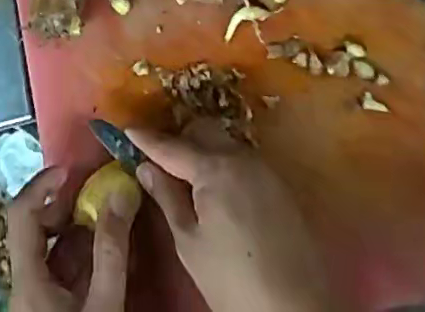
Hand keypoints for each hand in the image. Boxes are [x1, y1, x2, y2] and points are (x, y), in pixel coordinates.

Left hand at [7, 166, 139, 311]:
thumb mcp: (104, 304)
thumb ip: (111, 250)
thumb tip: (122, 191)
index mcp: (27, 279)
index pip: (21, 213)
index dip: (41, 185)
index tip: (68, 170)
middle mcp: (25, 284)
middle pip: (38, 229)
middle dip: (68, 207)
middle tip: (99, 193)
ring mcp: (37, 299)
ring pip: (53, 252)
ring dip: (80, 231)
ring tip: (111, 216)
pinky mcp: (51, 311)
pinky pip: (63, 274)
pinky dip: (84, 257)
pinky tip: (110, 251)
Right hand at [129, 124, 339, 311]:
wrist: (297, 310)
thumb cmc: (233, 281)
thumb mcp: (189, 243)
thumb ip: (166, 198)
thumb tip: (145, 167)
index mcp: (214, 169)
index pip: (171, 146)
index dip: (146, 139)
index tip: (127, 130)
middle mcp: (240, 157)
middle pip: (202, 130)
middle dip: (179, 138)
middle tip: (159, 159)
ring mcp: (264, 169)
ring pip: (225, 142)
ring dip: (203, 149)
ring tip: (188, 177)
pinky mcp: (279, 185)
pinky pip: (243, 160)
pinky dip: (224, 164)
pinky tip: (218, 191)